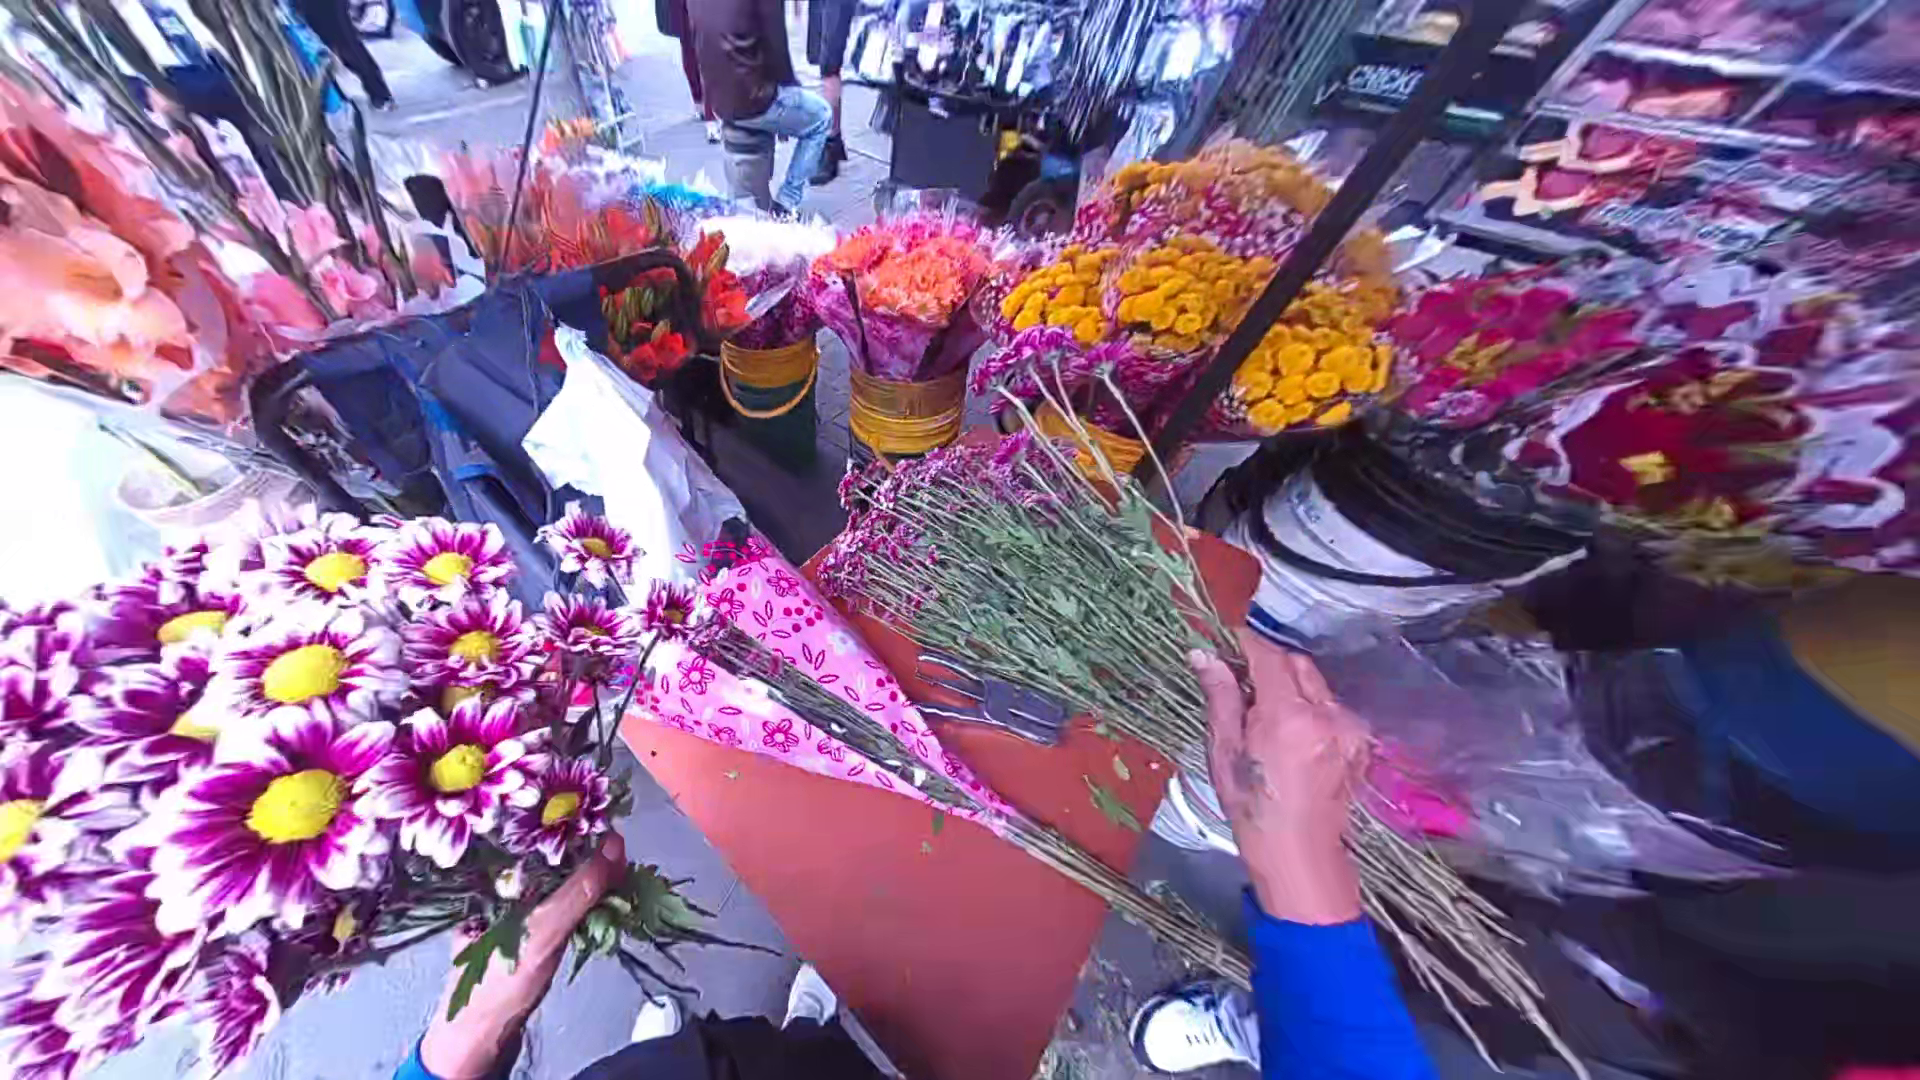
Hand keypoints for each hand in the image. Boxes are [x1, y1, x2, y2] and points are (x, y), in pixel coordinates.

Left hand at [419, 832, 625, 1079]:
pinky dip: (596, 890)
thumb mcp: (544, 931)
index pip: (547, 833)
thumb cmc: (501, 983)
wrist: (481, 1039)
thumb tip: (617, 840)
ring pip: (573, 870)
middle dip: (597, 852)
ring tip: (621, 876)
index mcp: (500, 872)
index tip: (614, 835)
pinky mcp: (543, 917)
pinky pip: (575, 892)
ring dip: (600, 872)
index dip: (582, 829)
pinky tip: (611, 892)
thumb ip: (580, 888)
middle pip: (563, 850)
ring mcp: (528, 898)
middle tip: (622, 864)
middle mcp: (512, 879)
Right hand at [1193, 631, 1368, 924]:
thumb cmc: (1251, 804)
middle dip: (1265, 661)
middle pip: (1295, 663)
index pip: (1268, 656)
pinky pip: (1328, 703)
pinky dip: (1306, 702)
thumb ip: (1219, 695)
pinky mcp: (1359, 741)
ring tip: (1260, 707)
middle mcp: (1328, 714)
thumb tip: (1202, 653)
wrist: (1299, 854)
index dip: (1243, 642)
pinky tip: (1287, 728)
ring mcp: (1350, 728)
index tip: (1221, 640)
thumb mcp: (1223, 748)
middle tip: (1236, 677)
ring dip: (1286, 681)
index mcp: (1290, 717)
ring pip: (1314, 682)